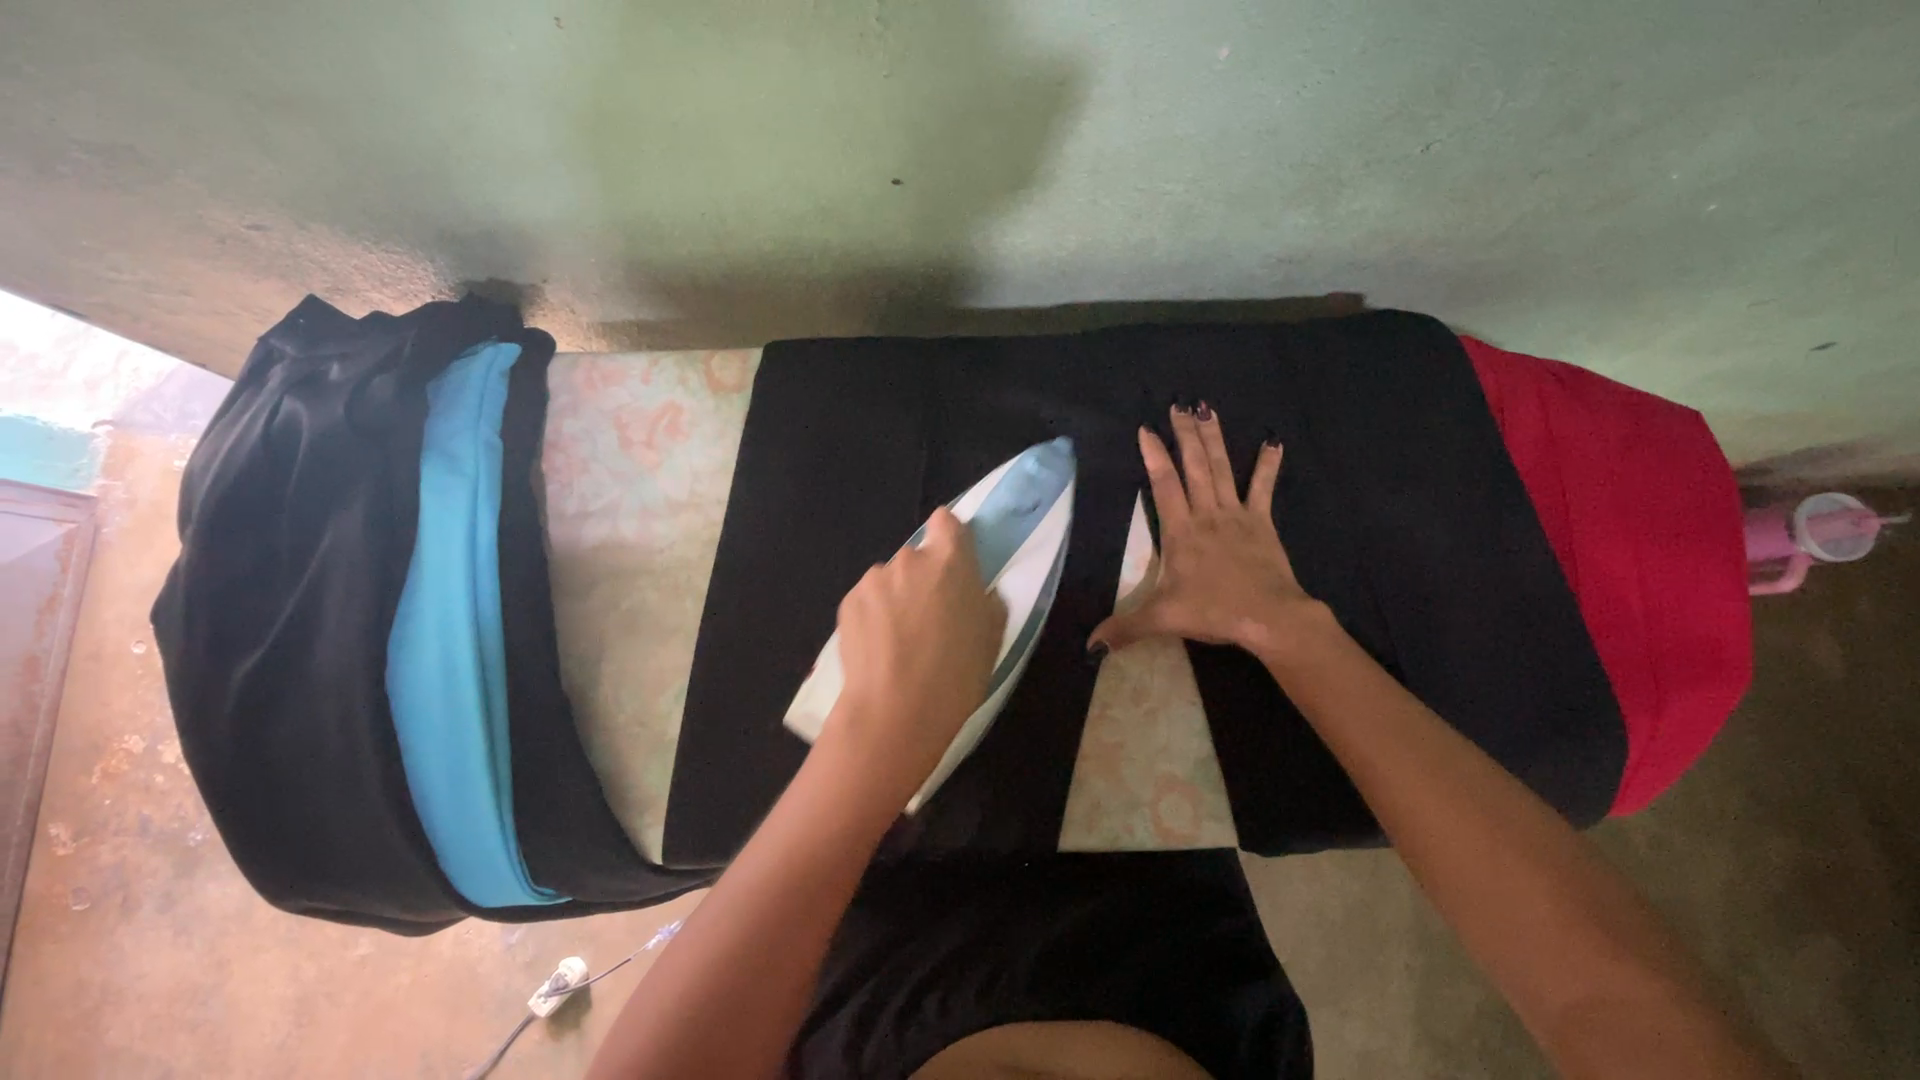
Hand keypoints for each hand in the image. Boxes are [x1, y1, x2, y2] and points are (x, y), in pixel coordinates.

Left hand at [822, 507, 1007, 804]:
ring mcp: (874, 579)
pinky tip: (879, 649)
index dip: (949, 537)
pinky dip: (873, 616)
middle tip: (929, 617)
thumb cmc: (957, 676)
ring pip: (890, 579)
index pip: (946, 521)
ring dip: (896, 597)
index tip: (952, 564)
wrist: (896, 711)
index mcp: (950, 561)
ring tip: (900, 640)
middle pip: (917, 557)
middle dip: (923, 579)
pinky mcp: (848, 602)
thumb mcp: (992, 637)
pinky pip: (867, 600)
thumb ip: (985, 600)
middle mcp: (909, 560)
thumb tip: (976, 591)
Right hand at [1088, 403, 1324, 658]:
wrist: (1270, 617)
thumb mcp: (1163, 619)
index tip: (1147, 429)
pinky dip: (1267, 465)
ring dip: (1214, 439)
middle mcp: (1207, 515)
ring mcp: (1237, 515)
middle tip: (1178, 405)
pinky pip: (1263, 488)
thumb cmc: (1214, 612)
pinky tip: (1273, 441)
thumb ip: (1125, 627)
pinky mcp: (1262, 522)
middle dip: (1184, 435)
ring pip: (1222, 469)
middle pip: (1194, 466)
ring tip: (1207, 409)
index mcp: (1181, 532)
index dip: (1154, 456)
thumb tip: (1089, 646)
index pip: (1164, 485)